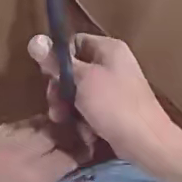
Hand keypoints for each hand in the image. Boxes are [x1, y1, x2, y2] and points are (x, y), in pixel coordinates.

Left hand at [0, 121, 87, 181]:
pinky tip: (24, 142)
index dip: (80, 153)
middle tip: (72, 145)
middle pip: (49, 133)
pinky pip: (5, 130)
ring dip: (43, 131)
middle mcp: (13, 154)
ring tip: (51, 141)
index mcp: (33, 176)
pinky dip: (19, 132)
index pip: (67, 153)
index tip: (86, 157)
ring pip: (27, 126)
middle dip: (65, 138)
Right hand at [28, 33, 181, 176]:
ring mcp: (116, 87)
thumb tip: (34, 39)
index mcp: (109, 48)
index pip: (74, 43)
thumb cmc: (114, 105)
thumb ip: (57, 62)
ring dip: (69, 106)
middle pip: (74, 68)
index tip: (48, 77)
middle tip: (54, 106)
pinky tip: (82, 131)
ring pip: (80, 90)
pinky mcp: (115, 108)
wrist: (147, 142)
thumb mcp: (81, 81)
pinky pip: (91, 107)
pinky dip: (84, 117)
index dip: (58, 58)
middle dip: (60, 88)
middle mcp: (113, 63)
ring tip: (64, 121)